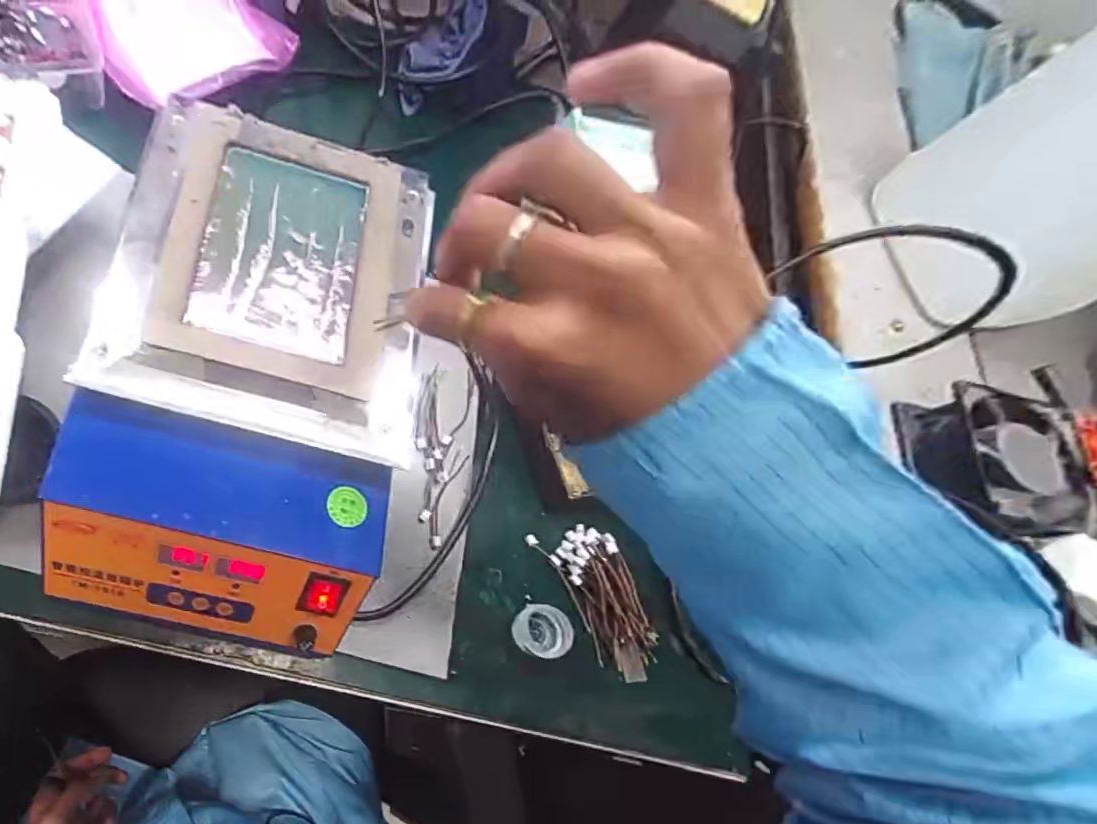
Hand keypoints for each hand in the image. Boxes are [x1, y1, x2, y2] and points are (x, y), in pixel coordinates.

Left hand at [7, 746, 124, 823]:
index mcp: (46, 804)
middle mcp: (60, 814)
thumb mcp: (56, 820)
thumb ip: (76, 792)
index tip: (106, 754)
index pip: (66, 772)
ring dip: (105, 804)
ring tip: (108, 814)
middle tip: (121, 776)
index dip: (84, 761)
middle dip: (101, 779)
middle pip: (83, 786)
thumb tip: (96, 773)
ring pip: (96, 806)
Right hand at [405, 44, 770, 441]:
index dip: (423, 308)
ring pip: (553, 161)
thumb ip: (496, 350)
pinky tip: (584, 82)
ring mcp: (652, 229)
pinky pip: (687, 105)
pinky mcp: (705, 201)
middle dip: (453, 245)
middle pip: (488, 226)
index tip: (420, 309)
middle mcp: (594, 276)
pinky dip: (638, 74)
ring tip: (495, 195)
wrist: (731, 418)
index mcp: (549, 341)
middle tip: (460, 265)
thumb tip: (469, 307)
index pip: (455, 309)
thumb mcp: (536, 403)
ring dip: (500, 177)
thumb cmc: (622, 421)